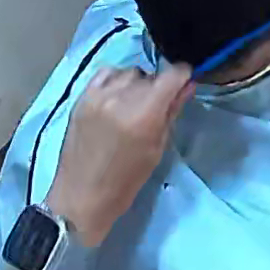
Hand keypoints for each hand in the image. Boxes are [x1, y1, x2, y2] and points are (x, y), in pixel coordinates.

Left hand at [45, 64, 193, 245]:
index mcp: (144, 114)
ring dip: (138, 84)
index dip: (183, 76)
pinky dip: (116, 80)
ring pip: (130, 72)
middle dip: (159, 87)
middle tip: (156, 107)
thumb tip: (188, 85)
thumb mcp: (158, 148)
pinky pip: (107, 73)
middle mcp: (121, 97)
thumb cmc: (126, 181)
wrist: (81, 197)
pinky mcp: (82, 97)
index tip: (184, 83)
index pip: (173, 74)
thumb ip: (172, 111)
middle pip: (152, 75)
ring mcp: (99, 95)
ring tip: (133, 104)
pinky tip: (116, 96)